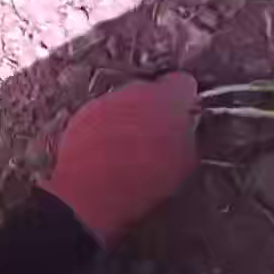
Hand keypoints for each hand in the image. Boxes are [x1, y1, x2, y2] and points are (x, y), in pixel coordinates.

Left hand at [40, 73, 198, 243]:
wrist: (94, 190)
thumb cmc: (143, 179)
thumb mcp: (184, 163)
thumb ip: (188, 138)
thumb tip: (188, 134)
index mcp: (169, 99)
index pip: (184, 83)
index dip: (185, 100)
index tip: (184, 114)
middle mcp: (137, 91)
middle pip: (152, 91)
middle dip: (155, 110)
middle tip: (157, 138)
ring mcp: (108, 100)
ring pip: (125, 103)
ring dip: (129, 119)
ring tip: (130, 151)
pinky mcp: (84, 114)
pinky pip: (101, 115)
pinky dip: (105, 128)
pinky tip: (107, 153)